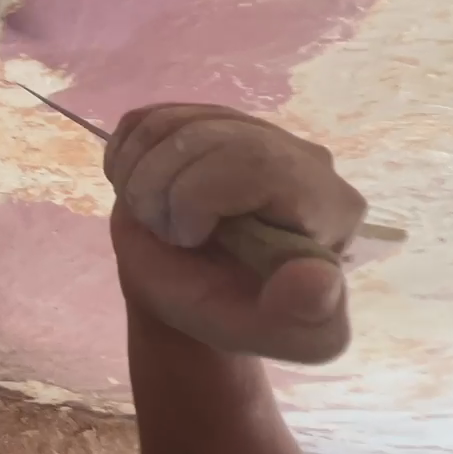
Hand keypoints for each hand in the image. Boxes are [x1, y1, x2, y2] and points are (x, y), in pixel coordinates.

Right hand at [103, 104, 365, 362]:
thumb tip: (316, 277)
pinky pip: (146, 117)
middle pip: (202, 137)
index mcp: (327, 203)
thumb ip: (306, 321)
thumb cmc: (224, 308)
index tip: (187, 240)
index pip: (254, 162)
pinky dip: (125, 155)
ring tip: (153, 212)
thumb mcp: (274, 336)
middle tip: (164, 230)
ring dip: (137, 174)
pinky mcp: (200, 119)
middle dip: (158, 188)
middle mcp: (296, 154)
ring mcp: (244, 130)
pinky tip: (140, 186)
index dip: (195, 196)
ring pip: (168, 123)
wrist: (180, 285)